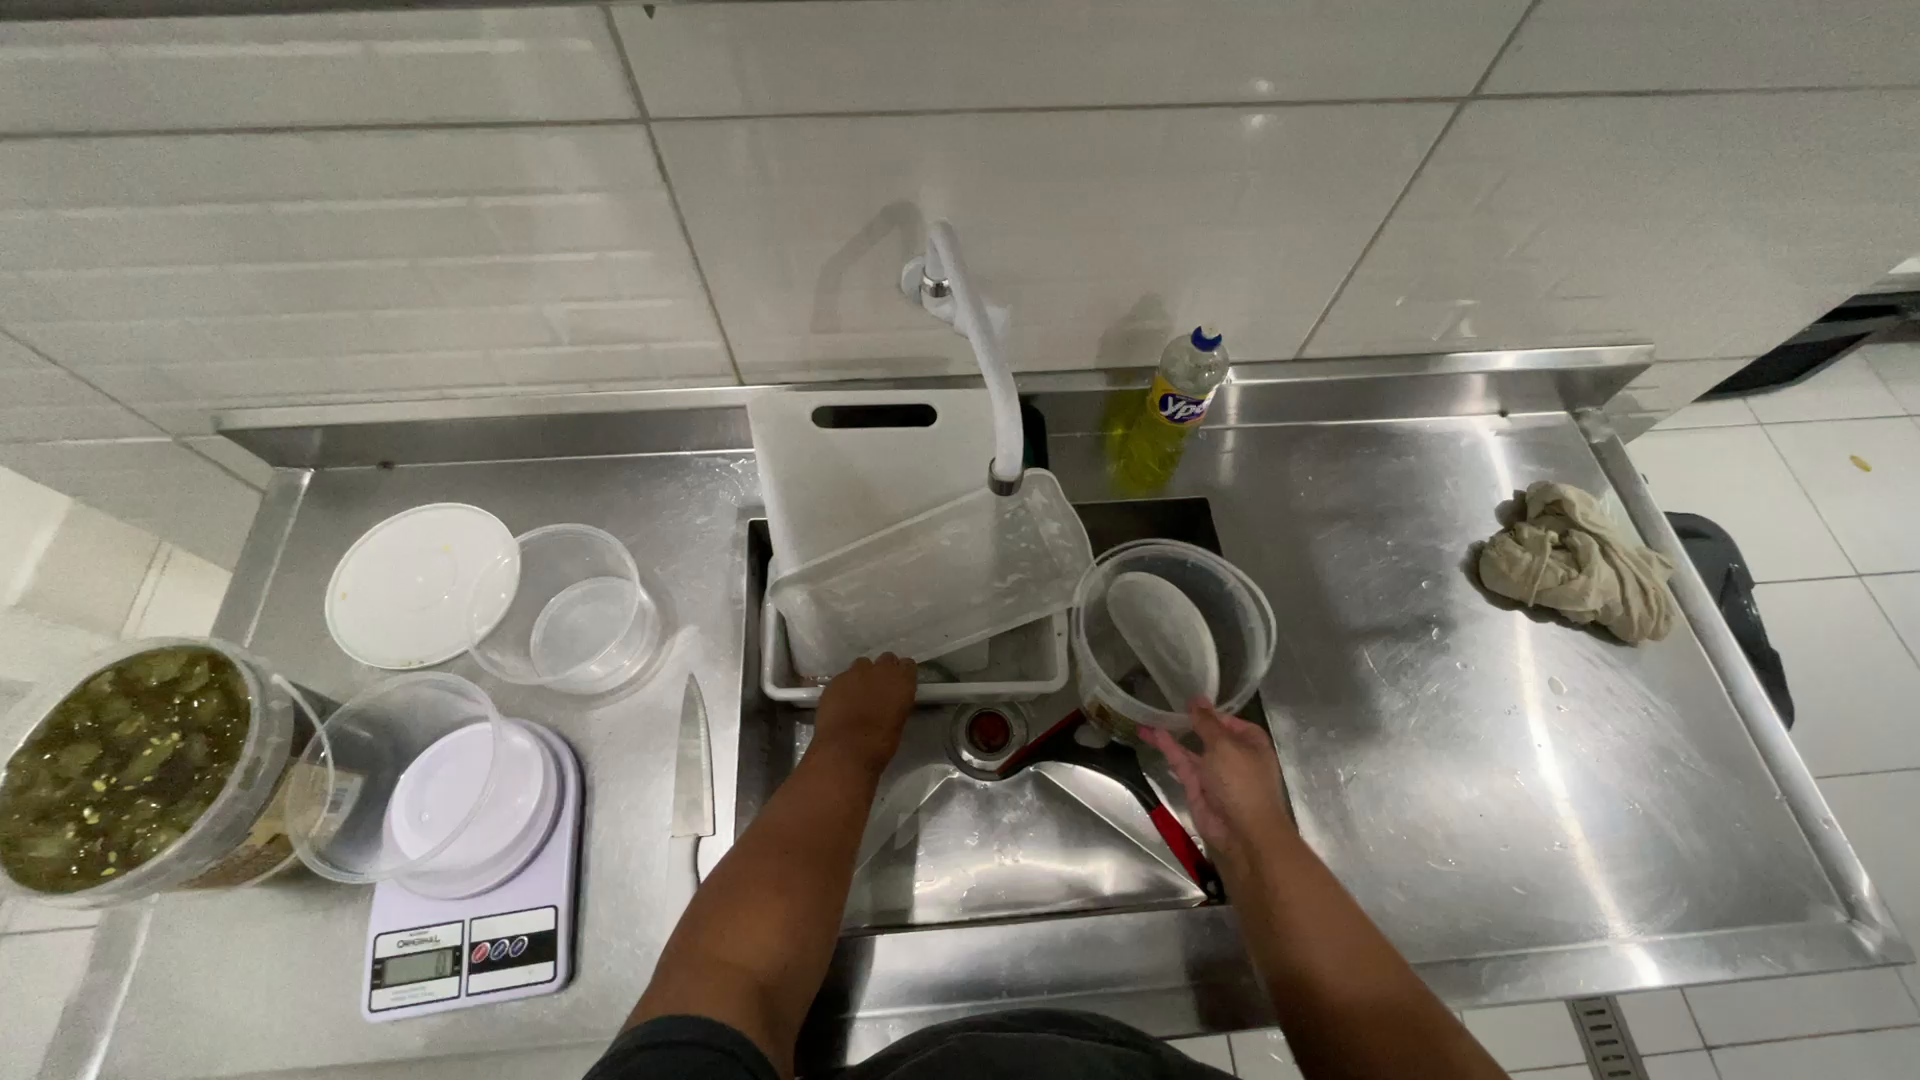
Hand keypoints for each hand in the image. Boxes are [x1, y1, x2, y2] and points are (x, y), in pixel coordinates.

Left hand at [813, 653, 917, 773]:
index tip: (901, 685)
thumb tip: (891, 702)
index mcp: (902, 680)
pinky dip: (845, 687)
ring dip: (863, 675)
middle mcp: (880, 670)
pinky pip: (843, 677)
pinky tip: (841, 703)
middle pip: (886, 659)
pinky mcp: (835, 681)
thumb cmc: (879, 743)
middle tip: (880, 688)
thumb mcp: (898, 722)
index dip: (903, 674)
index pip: (908, 665)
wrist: (845, 748)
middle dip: (884, 670)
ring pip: (862, 664)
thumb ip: (896, 704)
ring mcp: (855, 672)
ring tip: (859, 694)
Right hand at [1138, 700, 1292, 865]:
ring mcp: (1214, 772)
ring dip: (1172, 735)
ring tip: (1148, 718)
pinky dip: (1168, 749)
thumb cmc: (1242, 781)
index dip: (1209, 711)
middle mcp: (1233, 755)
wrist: (1243, 832)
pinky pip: (1182, 763)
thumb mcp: (1224, 745)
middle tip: (1163, 704)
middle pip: (1208, 734)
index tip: (1186, 699)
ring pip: (1190, 748)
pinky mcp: (1197, 787)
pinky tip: (1152, 734)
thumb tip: (1196, 699)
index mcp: (1250, 742)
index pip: (1228, 720)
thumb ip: (1206, 722)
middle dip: (1188, 722)